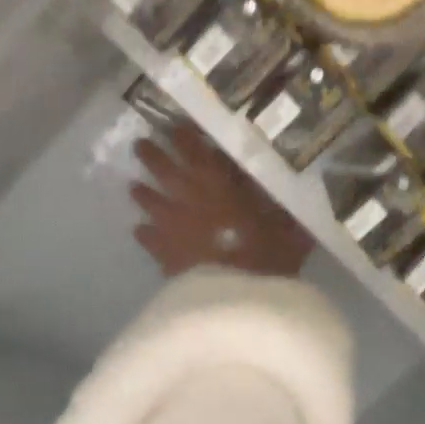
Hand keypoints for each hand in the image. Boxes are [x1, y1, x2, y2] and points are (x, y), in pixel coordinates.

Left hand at [131, 123, 313, 277]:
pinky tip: (140, 230)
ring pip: (148, 200)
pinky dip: (144, 232)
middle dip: (152, 154)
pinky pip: (147, 237)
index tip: (177, 126)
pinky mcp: (162, 252)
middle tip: (141, 145)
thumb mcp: (287, 228)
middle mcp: (187, 195)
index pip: (194, 148)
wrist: (236, 297)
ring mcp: (170, 224)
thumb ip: (283, 212)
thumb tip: (290, 201)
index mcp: (216, 181)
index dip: (184, 136)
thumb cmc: (266, 255)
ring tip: (135, 187)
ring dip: (142, 192)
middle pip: (162, 167)